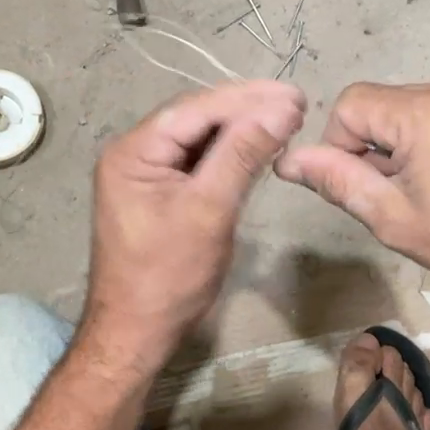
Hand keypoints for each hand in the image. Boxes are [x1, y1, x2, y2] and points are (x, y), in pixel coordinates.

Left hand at [83, 81, 306, 376]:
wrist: (136, 333)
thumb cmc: (168, 277)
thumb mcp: (209, 211)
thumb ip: (242, 155)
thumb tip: (281, 108)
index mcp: (132, 152)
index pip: (194, 109)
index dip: (246, 98)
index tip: (294, 95)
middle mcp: (132, 153)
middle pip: (195, 118)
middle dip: (245, 108)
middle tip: (297, 103)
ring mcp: (144, 173)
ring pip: (198, 137)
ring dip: (240, 128)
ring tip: (286, 117)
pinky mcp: (158, 192)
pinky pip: (196, 160)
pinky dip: (228, 152)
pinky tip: (258, 145)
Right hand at [274, 80, 429, 317]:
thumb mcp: (396, 221)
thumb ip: (337, 181)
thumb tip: (288, 159)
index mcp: (425, 112)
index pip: (350, 104)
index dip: (341, 146)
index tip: (364, 187)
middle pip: (386, 103)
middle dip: (377, 145)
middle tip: (400, 197)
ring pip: (420, 107)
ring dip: (410, 142)